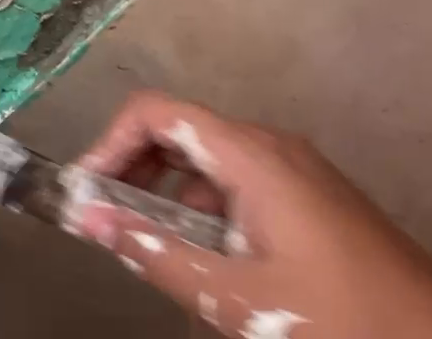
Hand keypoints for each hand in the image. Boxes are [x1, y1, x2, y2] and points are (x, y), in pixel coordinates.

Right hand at [66, 91, 431, 338]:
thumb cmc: (344, 322)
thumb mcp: (238, 298)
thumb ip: (155, 254)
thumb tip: (87, 218)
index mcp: (254, 155)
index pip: (156, 114)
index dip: (109, 143)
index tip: (87, 191)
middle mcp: (275, 148)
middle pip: (179, 133)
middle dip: (134, 172)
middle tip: (111, 220)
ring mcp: (301, 174)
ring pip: (208, 164)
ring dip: (169, 197)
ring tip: (158, 251)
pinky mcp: (318, 203)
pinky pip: (241, 187)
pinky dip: (206, 212)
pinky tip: (212, 263)